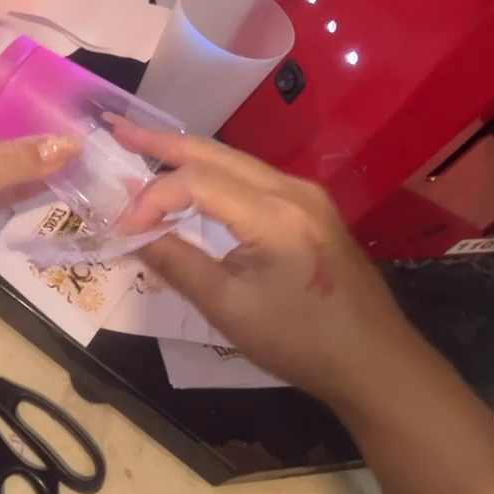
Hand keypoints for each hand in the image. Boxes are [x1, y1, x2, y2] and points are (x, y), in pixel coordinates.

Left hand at [0, 35, 79, 307]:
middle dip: (14, 91)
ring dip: (34, 136)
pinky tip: (70, 169)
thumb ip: (11, 162)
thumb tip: (70, 143)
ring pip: (5, 146)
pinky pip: (15, 184)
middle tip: (57, 79)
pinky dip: (40, 177)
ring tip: (75, 119)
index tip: (0, 28)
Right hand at [112, 121, 417, 407]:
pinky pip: (249, 175)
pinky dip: (211, 171)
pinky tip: (189, 177)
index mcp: (274, 215)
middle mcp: (291, 190)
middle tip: (116, 129)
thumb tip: (130, 232)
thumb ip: (176, 262)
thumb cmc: (301, 343)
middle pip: (214, 152)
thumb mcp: (229, 308)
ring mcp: (305, 194)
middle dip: (160, 141)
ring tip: (142, 145)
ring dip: (185, 153)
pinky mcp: (310, 206)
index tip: (123, 227)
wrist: (377, 364)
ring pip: (232, 159)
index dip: (151, 198)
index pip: (195, 182)